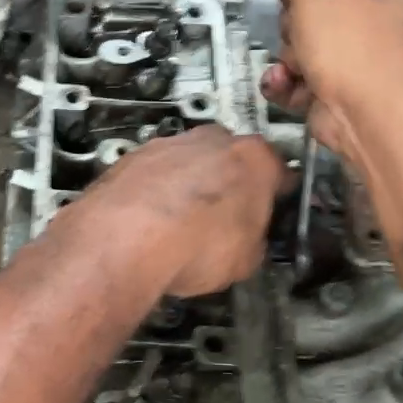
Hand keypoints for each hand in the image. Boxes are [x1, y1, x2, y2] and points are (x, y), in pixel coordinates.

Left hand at [59, 125, 287, 297]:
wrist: (125, 242)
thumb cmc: (191, 246)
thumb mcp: (245, 261)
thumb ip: (253, 242)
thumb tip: (248, 246)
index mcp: (254, 159)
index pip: (277, 173)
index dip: (273, 196)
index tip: (268, 211)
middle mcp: (212, 141)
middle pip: (228, 159)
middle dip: (225, 186)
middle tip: (220, 221)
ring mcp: (167, 146)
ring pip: (185, 164)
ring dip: (185, 188)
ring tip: (178, 228)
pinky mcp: (129, 159)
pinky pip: (149, 175)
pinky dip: (150, 194)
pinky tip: (147, 225)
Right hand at [262, 0, 402, 156]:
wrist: (379, 110)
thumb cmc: (352, 33)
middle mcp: (374, 1)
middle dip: (290, 18)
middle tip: (301, 30)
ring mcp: (359, 46)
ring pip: (297, 40)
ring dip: (287, 54)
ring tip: (300, 66)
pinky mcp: (341, 84)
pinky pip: (297, 75)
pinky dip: (286, 82)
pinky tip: (287, 85)